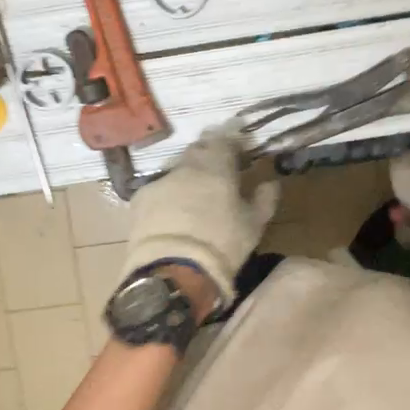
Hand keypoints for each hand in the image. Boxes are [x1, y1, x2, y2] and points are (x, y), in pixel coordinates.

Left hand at [119, 122, 277, 311]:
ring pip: (175, 172)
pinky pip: (157, 192)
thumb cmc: (222, 244)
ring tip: (192, 201)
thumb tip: (270, 183)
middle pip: (197, 151)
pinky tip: (169, 216)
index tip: (238, 154)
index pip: (224, 141)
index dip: (232, 145)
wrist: (174, 268)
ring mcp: (160, 182)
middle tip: (216, 175)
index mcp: (216, 167)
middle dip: (207, 157)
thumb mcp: (254, 225)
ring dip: (185, 180)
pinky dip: (166, 199)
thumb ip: (264, 199)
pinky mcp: (139, 200)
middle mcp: (186, 167)